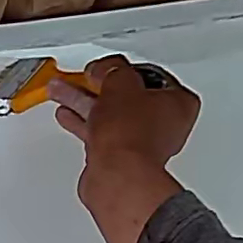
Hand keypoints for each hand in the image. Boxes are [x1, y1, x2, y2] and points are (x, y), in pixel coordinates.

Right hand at [47, 55, 200, 242]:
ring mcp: (140, 144)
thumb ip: (112, 70)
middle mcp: (164, 124)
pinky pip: (100, 134)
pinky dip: (84, 123)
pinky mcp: (119, 159)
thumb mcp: (121, 83)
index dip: (122, 69)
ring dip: (85, 103)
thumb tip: (103, 69)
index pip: (148, 76)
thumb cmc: (130, 135)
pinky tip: (70, 116)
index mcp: (179, 102)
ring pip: (109, 116)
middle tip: (83, 78)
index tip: (103, 68)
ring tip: (64, 92)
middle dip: (99, 87)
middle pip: (126, 97)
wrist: (116, 174)